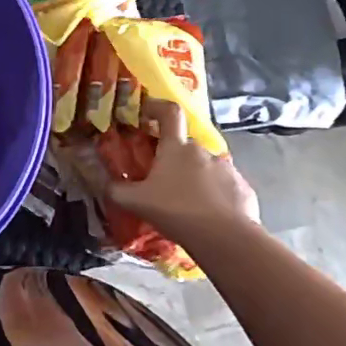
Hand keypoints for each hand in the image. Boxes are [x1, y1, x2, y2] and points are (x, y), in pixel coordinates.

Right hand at [107, 98, 260, 243]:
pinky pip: (224, 186)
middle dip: (172, 159)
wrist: (225, 238)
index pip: (169, 113)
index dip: (157, 107)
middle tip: (160, 181)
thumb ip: (116, 190)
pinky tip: (208, 215)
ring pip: (205, 167)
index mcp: (176, 148)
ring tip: (185, 204)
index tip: (145, 113)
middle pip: (184, 147)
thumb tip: (103, 182)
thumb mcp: (136, 202)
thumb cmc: (176, 211)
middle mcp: (203, 150)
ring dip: (194, 178)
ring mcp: (227, 168)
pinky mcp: (243, 187)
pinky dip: (214, 195)